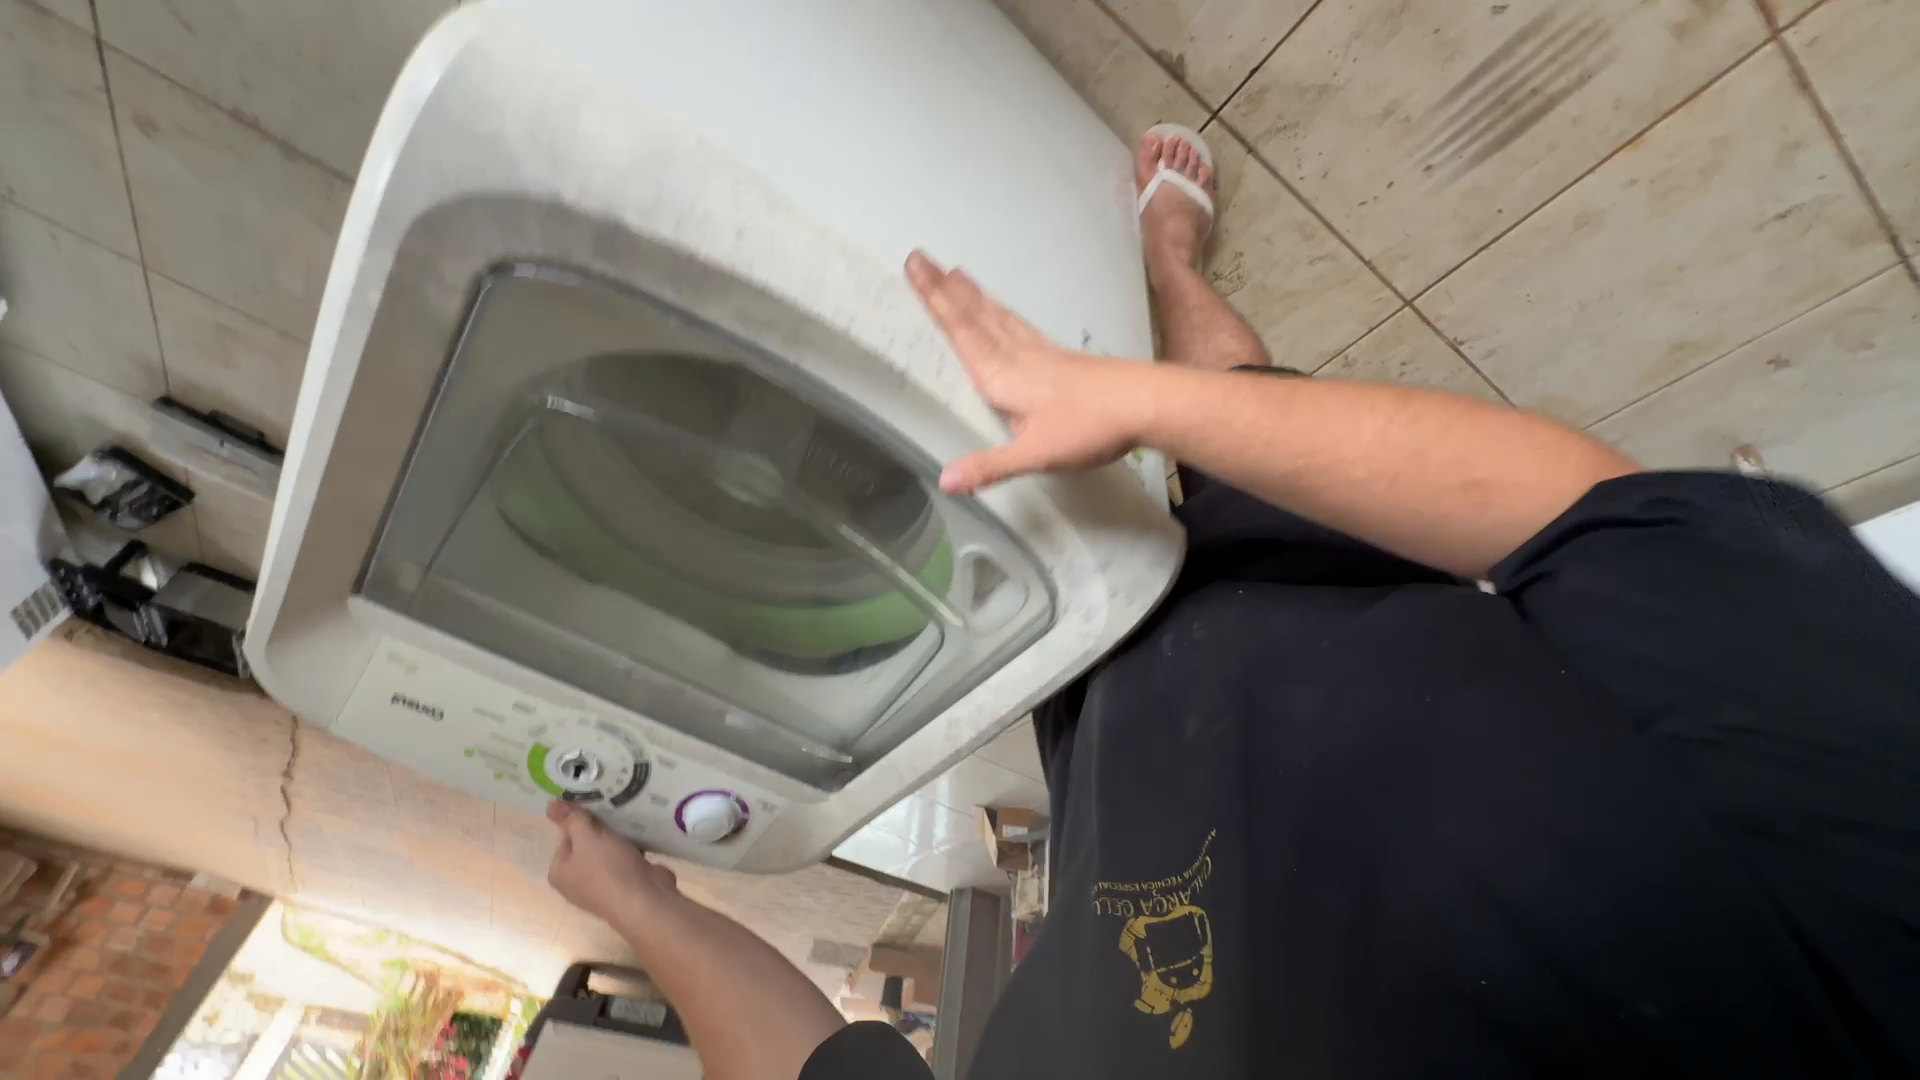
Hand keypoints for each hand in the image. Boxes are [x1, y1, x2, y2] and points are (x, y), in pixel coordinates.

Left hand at [546, 800, 678, 927]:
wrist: (643, 899)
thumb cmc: (608, 869)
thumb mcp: (587, 838)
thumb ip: (572, 820)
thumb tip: (550, 804)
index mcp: (560, 871)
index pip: (566, 836)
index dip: (581, 819)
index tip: (599, 804)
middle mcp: (577, 879)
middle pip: (588, 842)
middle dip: (603, 826)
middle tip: (618, 807)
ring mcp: (602, 883)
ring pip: (609, 848)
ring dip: (621, 835)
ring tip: (633, 816)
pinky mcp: (625, 882)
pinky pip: (627, 857)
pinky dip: (634, 846)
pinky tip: (644, 833)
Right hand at [906, 251, 1156, 493]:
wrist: (1146, 403)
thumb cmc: (1089, 427)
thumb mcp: (1036, 454)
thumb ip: (989, 466)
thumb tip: (944, 480)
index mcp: (1003, 375)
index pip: (961, 331)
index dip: (935, 300)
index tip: (914, 265)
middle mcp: (1018, 356)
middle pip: (976, 315)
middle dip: (946, 288)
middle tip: (922, 257)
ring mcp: (1042, 353)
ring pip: (999, 317)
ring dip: (974, 296)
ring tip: (956, 274)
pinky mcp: (1061, 358)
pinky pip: (1020, 327)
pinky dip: (1002, 313)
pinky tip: (1004, 316)